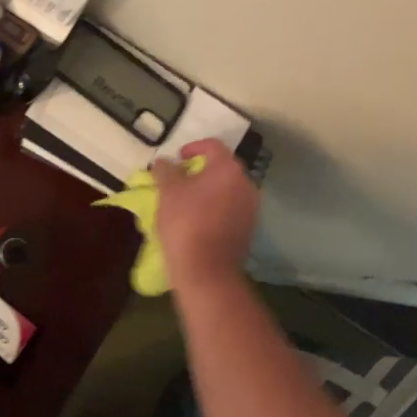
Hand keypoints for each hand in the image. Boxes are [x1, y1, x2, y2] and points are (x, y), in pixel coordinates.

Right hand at [152, 138, 260, 288]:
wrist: (206, 270)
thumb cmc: (185, 222)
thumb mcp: (167, 191)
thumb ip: (165, 170)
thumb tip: (165, 162)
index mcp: (228, 170)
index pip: (213, 146)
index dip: (193, 147)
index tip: (177, 159)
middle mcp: (246, 184)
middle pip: (223, 168)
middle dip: (201, 170)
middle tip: (179, 180)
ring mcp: (251, 208)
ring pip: (228, 189)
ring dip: (209, 190)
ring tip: (186, 201)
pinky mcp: (249, 229)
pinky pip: (231, 208)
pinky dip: (216, 207)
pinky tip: (198, 220)